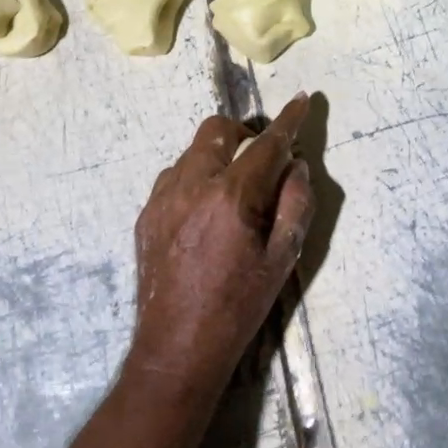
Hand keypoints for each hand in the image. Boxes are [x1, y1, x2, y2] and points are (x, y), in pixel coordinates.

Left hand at [128, 95, 315, 386]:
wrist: (177, 348)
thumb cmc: (239, 305)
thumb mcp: (283, 259)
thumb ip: (296, 203)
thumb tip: (295, 165)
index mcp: (232, 197)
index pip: (266, 143)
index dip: (288, 120)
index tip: (302, 100)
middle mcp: (193, 186)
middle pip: (218, 130)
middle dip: (245, 131)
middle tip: (262, 154)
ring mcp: (163, 199)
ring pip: (193, 152)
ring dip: (218, 156)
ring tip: (234, 189)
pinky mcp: (146, 216)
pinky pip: (174, 177)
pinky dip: (196, 177)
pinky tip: (206, 210)